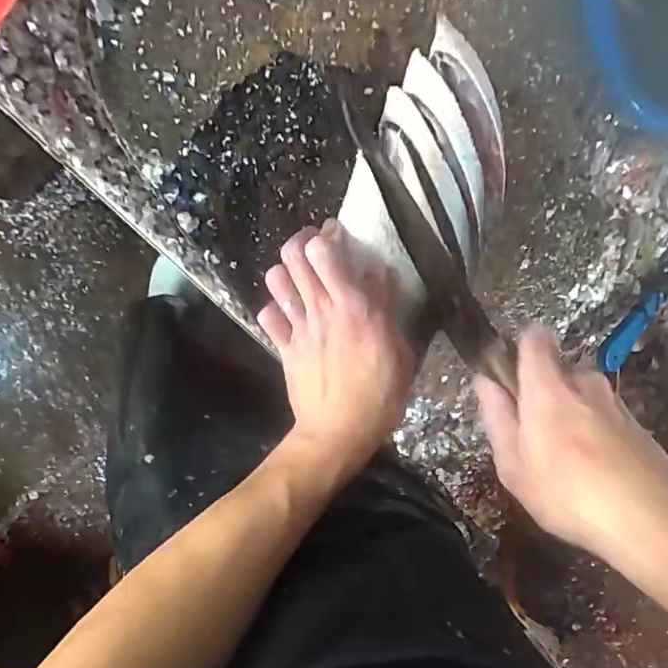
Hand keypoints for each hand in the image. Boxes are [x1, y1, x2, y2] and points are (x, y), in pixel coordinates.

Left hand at [258, 221, 415, 478]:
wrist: (339, 432)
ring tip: (300, 278)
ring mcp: (298, 328)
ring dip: (286, 271)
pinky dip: (274, 310)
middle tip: (316, 249)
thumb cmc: (381, 396)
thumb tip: (382, 276)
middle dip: (303, 242)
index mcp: (354, 307)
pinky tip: (287, 315)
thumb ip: (388, 310)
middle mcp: (321, 309)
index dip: (331, 236)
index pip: (329, 250)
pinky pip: (268, 316)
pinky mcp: (284, 349)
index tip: (340, 237)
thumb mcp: (400, 352)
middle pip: (295, 254)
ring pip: (276, 278)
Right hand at [476, 328, 667, 571]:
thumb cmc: (568, 496)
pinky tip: (595, 472)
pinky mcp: (637, 424)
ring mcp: (615, 402)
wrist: (649, 518)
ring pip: (584, 396)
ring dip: (572, 416)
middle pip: (558, 372)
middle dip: (545, 395)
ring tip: (567, 463)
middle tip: (535, 440)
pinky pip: (605, 418)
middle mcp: (585, 384)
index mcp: (548, 389)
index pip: (533, 340)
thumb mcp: (515, 467)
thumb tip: (485, 383)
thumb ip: (498, 419)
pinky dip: (596, 434)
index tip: (510, 381)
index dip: (518, 352)